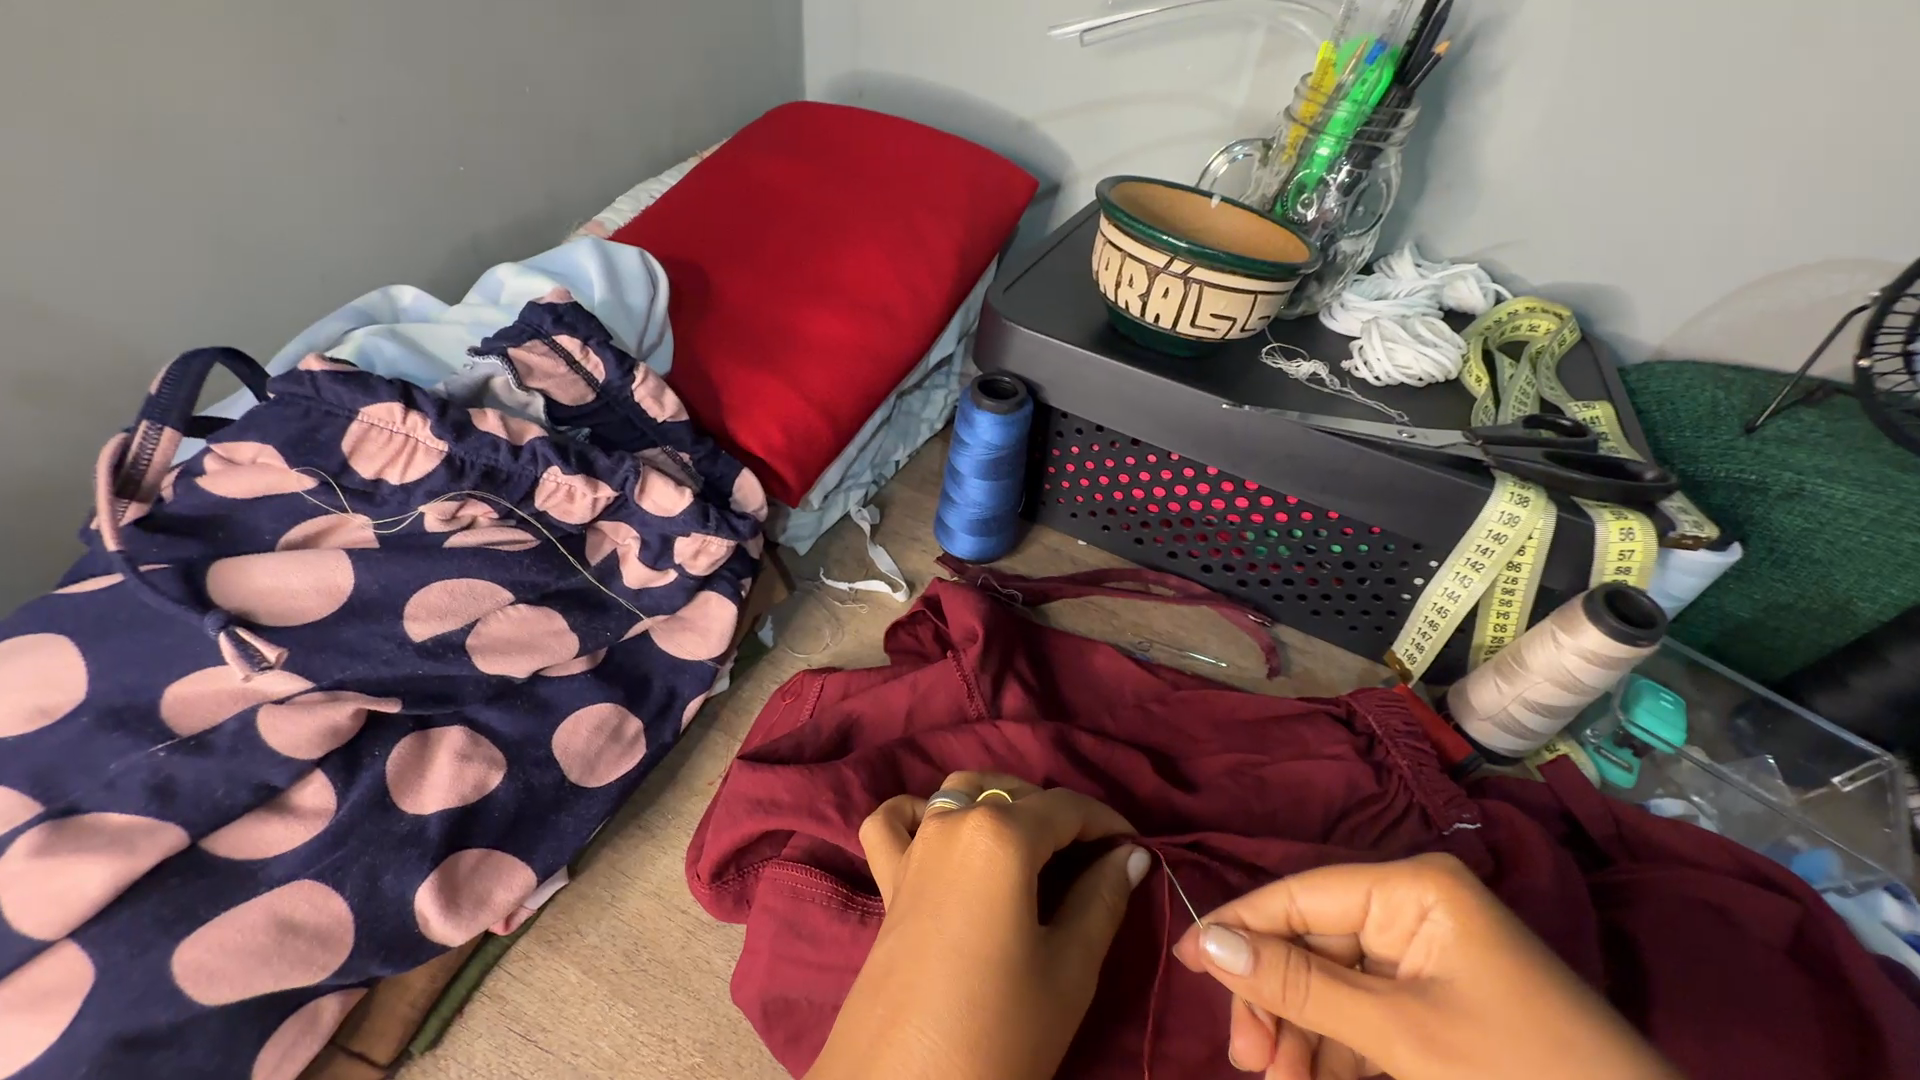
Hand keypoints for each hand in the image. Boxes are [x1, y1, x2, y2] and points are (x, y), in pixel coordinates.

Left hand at [806, 772, 1149, 1079]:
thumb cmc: (1000, 1027)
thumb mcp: (1069, 968)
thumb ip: (1102, 897)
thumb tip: (1131, 854)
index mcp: (1001, 835)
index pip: (1068, 807)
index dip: (1108, 823)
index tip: (1135, 849)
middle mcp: (953, 822)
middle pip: (1016, 794)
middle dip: (1062, 816)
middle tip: (1098, 861)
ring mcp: (914, 846)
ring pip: (960, 792)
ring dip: (1001, 803)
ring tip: (1035, 845)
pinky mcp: (887, 877)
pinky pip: (895, 822)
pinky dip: (920, 814)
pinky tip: (943, 835)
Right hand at [1172, 853, 1681, 1079]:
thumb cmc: (1521, 1075)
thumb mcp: (1399, 1036)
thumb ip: (1299, 986)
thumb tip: (1207, 943)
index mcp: (1411, 889)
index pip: (1300, 896)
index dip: (1239, 927)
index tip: (1185, 964)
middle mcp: (1414, 908)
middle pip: (1313, 943)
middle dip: (1276, 1001)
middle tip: (1249, 1063)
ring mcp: (1428, 956)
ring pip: (1333, 984)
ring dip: (1301, 1035)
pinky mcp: (1440, 1002)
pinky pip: (1365, 1014)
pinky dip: (1337, 1052)